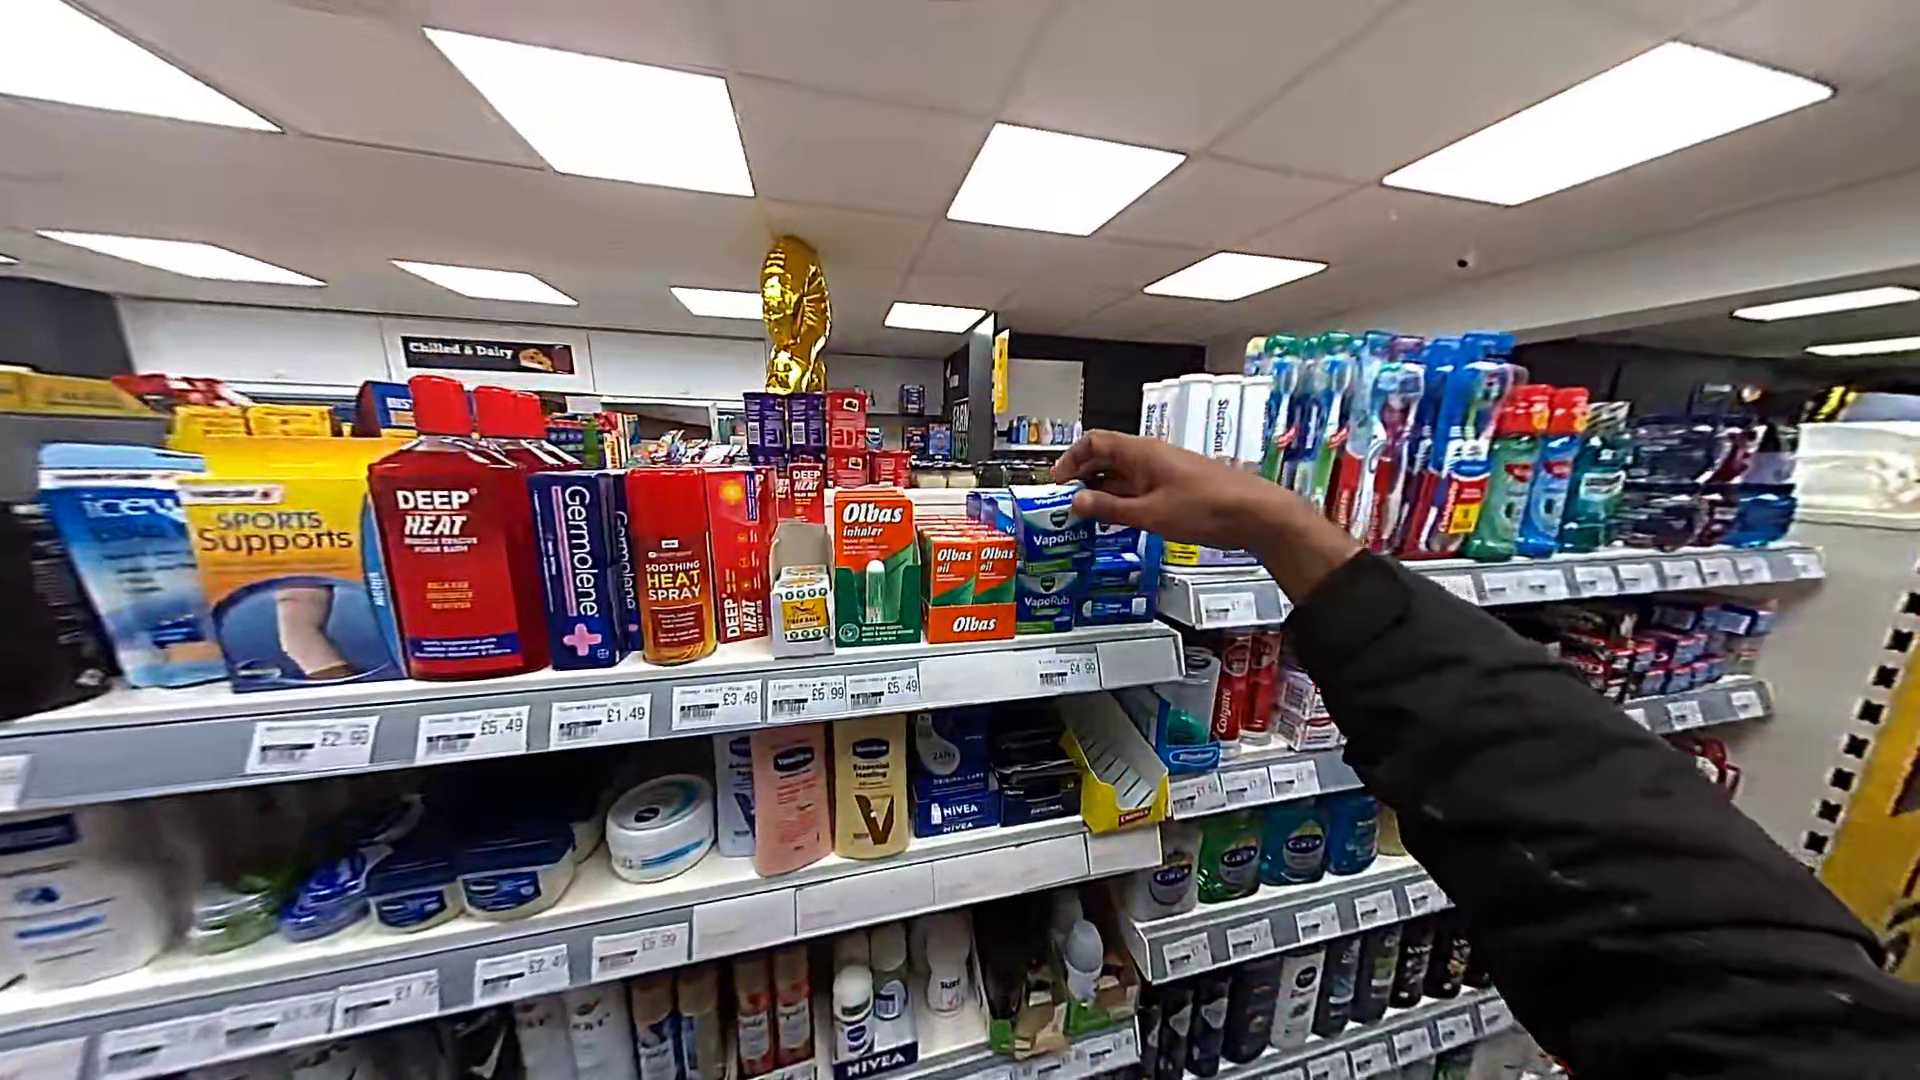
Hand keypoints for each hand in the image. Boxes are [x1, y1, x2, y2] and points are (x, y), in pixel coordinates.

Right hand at [1051, 430, 1362, 598]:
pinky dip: (1122, 498)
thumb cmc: (1205, 509)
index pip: (1093, 442)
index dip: (1070, 459)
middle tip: (1066, 500)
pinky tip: (1118, 518)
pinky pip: (1139, 486)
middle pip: (1106, 456)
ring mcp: (1165, 470)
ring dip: (1102, 489)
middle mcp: (1151, 455)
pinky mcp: (1176, 485)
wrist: (1257, 515)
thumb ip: (1109, 508)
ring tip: (1086, 513)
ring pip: (1123, 473)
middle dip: (1082, 475)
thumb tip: (1076, 501)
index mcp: (1141, 452)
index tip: (1056, 481)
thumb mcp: (1149, 514)